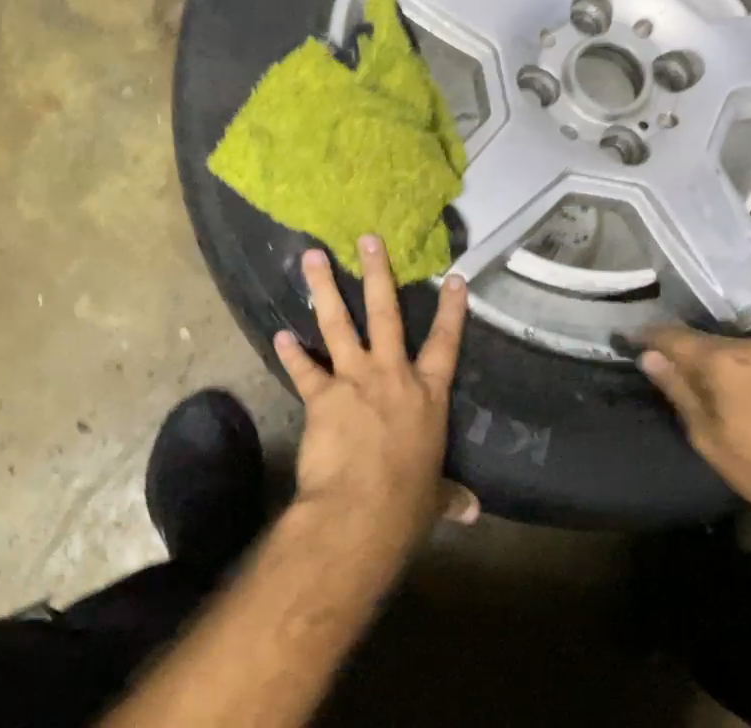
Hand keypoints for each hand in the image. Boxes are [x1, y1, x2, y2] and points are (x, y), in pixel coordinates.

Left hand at [274, 237, 478, 548]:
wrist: (361, 510)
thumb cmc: (407, 503)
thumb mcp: (434, 496)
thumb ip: (449, 495)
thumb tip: (472, 512)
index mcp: (428, 396)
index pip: (445, 343)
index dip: (451, 310)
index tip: (454, 277)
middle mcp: (393, 377)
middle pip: (387, 314)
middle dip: (378, 273)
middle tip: (368, 238)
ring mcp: (355, 381)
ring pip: (339, 324)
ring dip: (325, 288)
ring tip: (311, 256)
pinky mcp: (321, 396)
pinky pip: (304, 369)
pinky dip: (290, 353)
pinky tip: (279, 335)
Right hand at [641, 327, 750, 531]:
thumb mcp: (709, 439)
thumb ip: (679, 392)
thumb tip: (650, 357)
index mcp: (723, 362)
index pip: (675, 337)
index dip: (651, 337)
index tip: (633, 339)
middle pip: (712, 343)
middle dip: (694, 355)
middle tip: (682, 376)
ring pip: (746, 350)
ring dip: (731, 364)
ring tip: (729, 392)